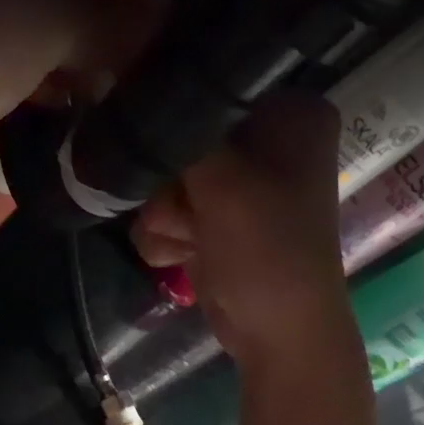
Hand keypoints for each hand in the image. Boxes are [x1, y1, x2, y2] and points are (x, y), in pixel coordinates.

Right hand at [131, 92, 357, 371]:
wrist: (276, 332)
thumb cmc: (267, 252)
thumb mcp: (225, 186)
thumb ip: (183, 140)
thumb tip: (135, 102)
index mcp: (288, 116)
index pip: (214, 92)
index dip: (180, 125)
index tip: (170, 158)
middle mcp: (263, 143)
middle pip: (180, 144)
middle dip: (171, 188)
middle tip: (191, 214)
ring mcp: (235, 188)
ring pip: (163, 185)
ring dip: (165, 220)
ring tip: (192, 243)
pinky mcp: (211, 224)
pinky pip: (164, 217)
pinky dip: (167, 241)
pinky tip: (184, 258)